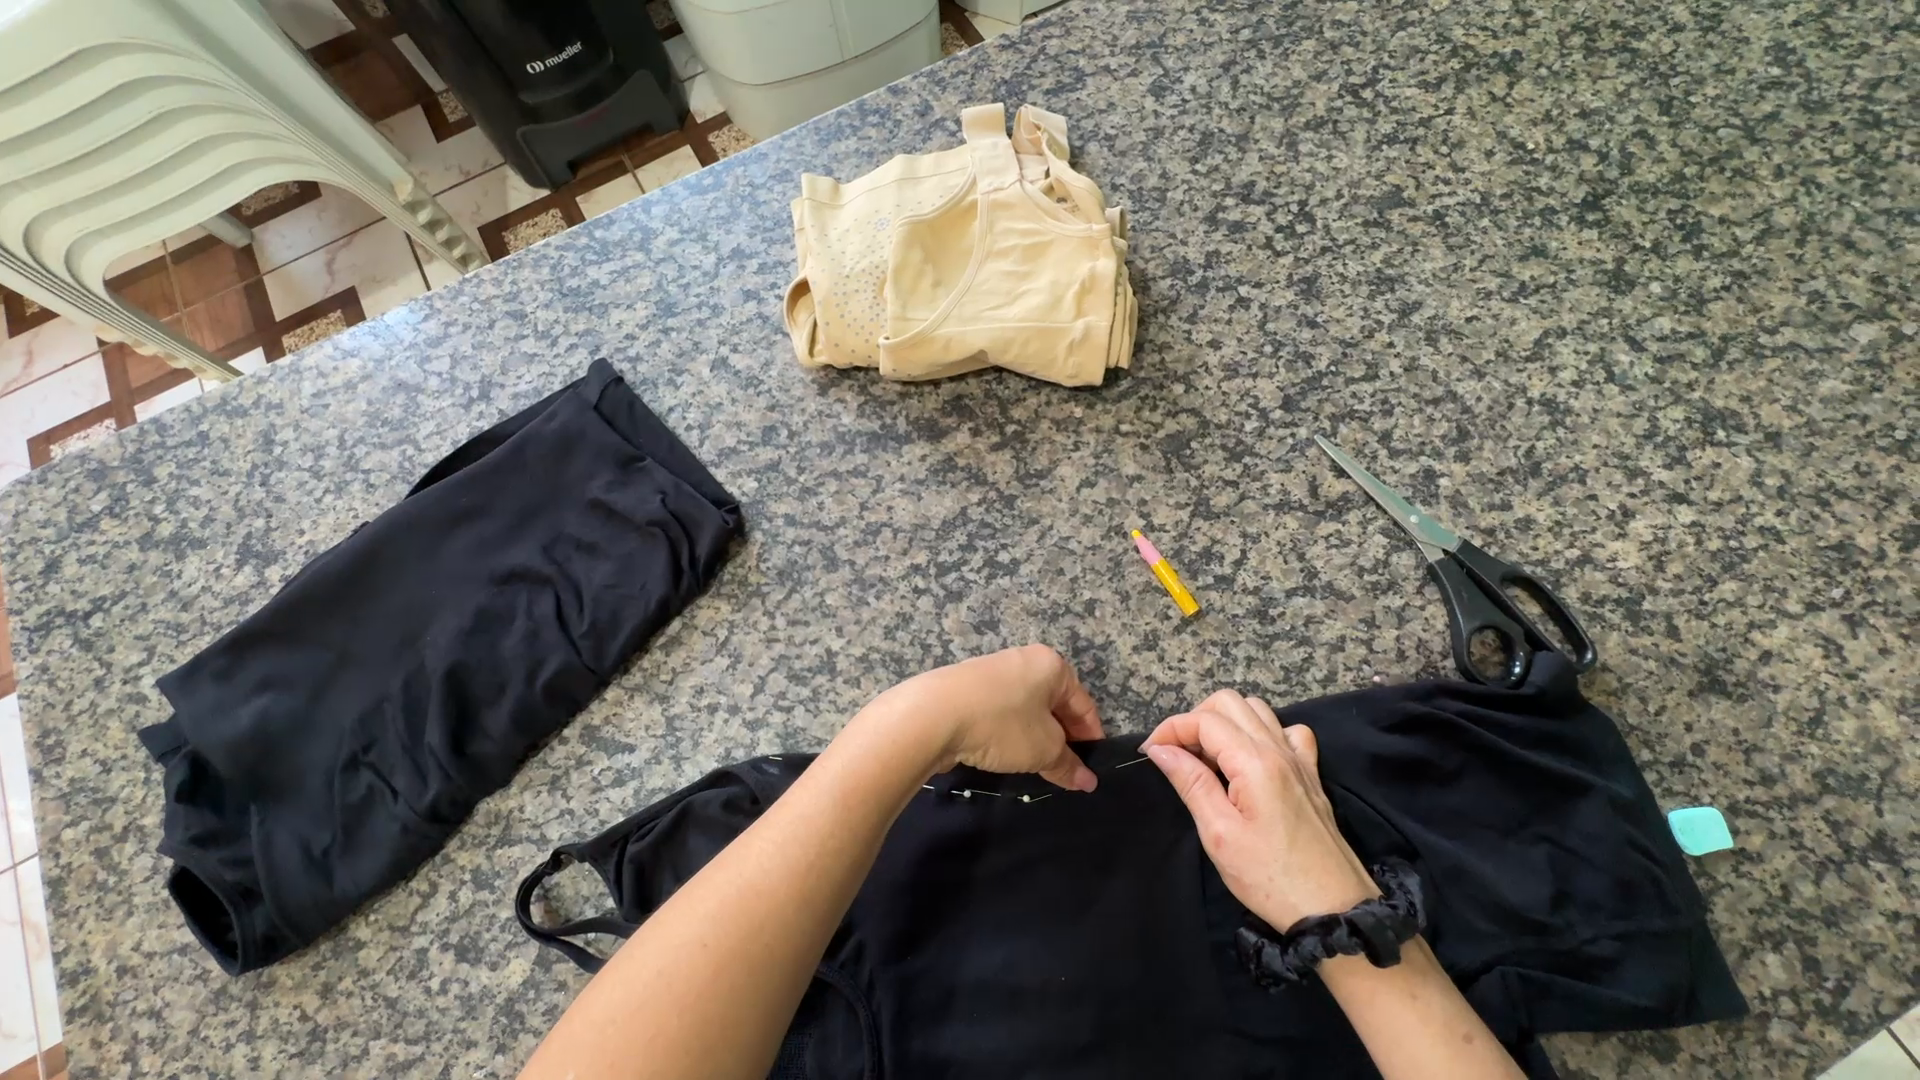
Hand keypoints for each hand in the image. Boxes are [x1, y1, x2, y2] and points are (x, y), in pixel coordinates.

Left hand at [872, 645, 1104, 791]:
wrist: (932, 715)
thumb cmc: (1001, 725)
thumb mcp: (1043, 749)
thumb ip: (1068, 764)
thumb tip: (1088, 782)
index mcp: (1051, 664)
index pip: (1083, 704)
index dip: (1090, 738)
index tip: (1090, 769)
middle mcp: (1024, 661)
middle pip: (1054, 705)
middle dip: (1061, 739)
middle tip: (1063, 772)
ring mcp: (992, 673)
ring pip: (1025, 710)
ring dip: (1033, 738)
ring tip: (1034, 768)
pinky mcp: (967, 689)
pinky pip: (1000, 713)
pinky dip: (1008, 734)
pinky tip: (1003, 755)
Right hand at [1142, 690, 1377, 928]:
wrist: (1333, 910)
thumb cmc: (1269, 877)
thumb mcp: (1218, 833)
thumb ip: (1190, 782)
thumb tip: (1159, 749)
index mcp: (1254, 761)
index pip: (1203, 720)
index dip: (1170, 729)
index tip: (1151, 754)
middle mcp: (1278, 749)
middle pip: (1229, 702)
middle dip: (1195, 719)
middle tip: (1178, 755)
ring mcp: (1299, 760)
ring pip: (1257, 710)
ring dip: (1225, 722)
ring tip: (1207, 758)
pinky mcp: (1311, 775)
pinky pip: (1287, 731)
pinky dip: (1262, 733)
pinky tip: (1250, 760)